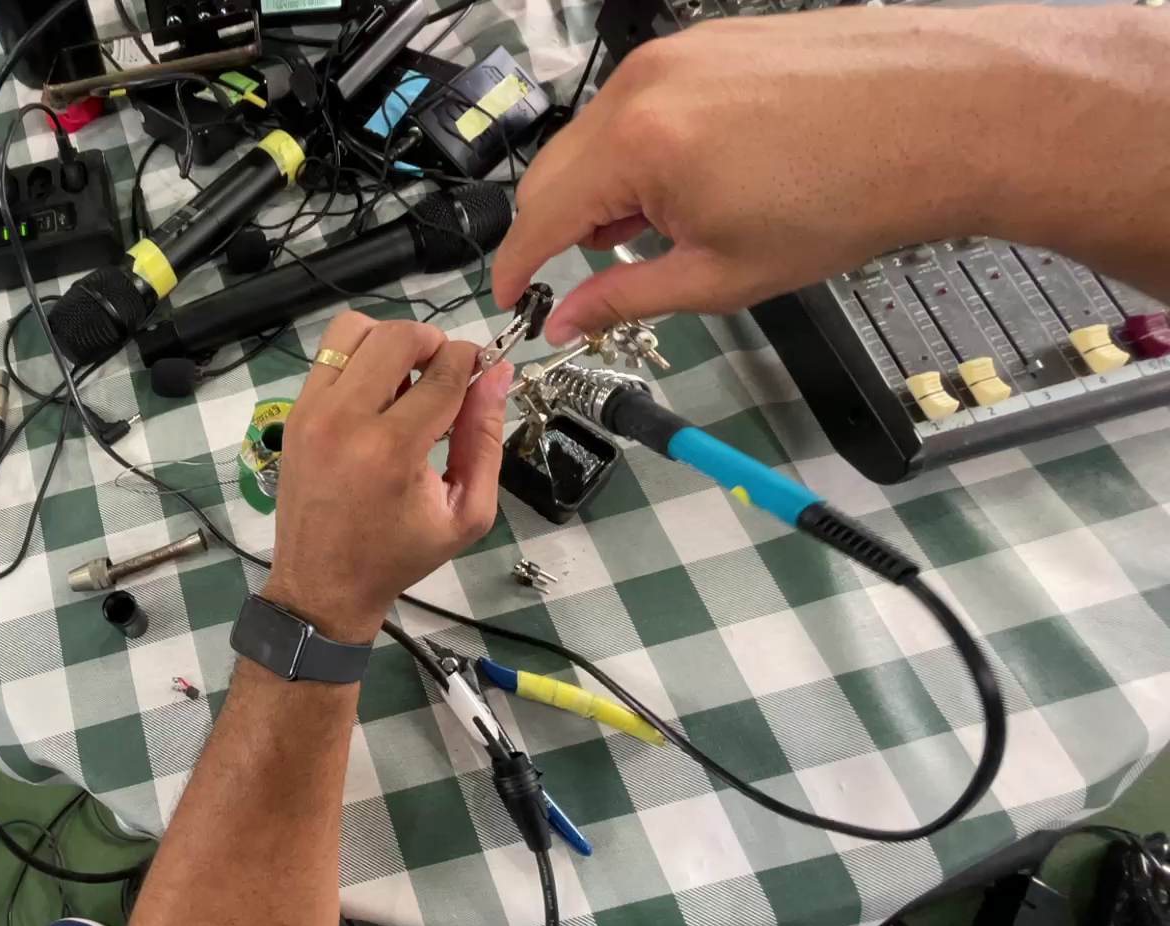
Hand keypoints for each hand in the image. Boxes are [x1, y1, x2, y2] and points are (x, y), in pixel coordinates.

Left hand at [262, 314, 512, 642]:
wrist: (322, 585)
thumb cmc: (397, 556)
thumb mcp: (465, 513)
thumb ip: (485, 440)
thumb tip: (498, 374)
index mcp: (391, 449)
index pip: (444, 373)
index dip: (472, 362)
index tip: (480, 371)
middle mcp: (344, 420)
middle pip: (397, 336)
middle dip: (433, 343)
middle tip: (443, 374)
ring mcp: (311, 413)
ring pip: (352, 330)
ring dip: (388, 342)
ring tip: (404, 380)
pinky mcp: (294, 416)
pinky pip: (328, 357)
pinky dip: (357, 361)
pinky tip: (374, 397)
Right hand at [493, 4, 1169, 341]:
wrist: (973, 111)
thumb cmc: (849, 201)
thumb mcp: (715, 277)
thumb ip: (618, 301)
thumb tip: (562, 325)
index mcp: (635, 146)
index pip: (535, 219)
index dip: (513, 268)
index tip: (511, 297)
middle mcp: (641, 86)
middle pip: (549, 175)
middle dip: (555, 230)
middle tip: (597, 268)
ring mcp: (677, 54)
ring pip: (588, 141)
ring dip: (595, 192)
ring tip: (657, 224)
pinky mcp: (710, 40)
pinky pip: (633, 108)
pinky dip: (632, 154)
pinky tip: (684, 178)